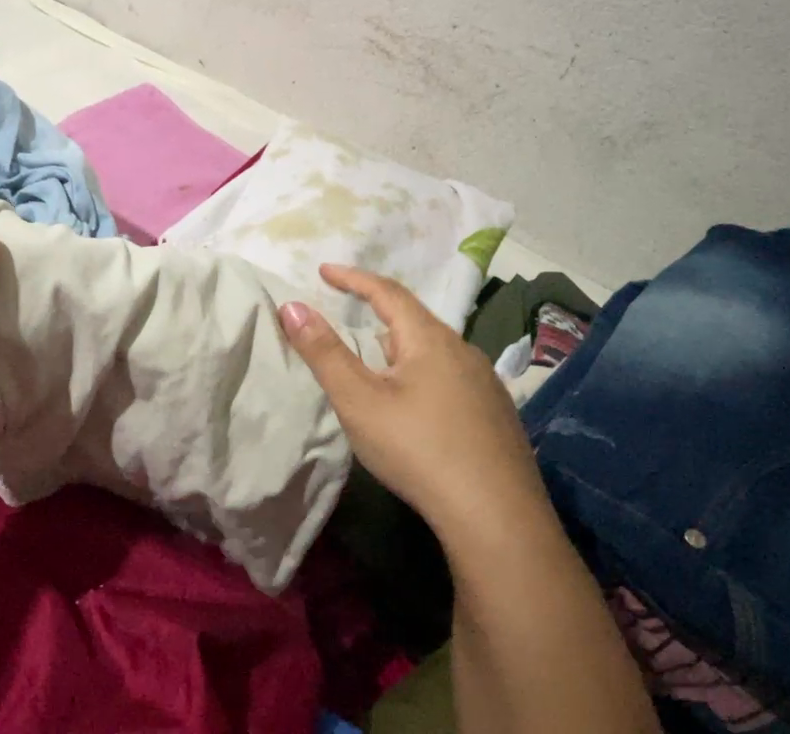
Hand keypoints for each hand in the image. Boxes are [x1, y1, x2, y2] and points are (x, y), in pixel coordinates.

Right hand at [278, 264, 547, 536]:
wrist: (497, 518)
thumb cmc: (418, 450)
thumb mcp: (358, 400)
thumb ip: (324, 352)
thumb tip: (292, 305)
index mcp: (430, 341)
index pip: (388, 293)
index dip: (353, 278)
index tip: (324, 270)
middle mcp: (464, 352)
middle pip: (415, 320)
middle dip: (378, 313)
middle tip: (346, 315)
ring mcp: (486, 385)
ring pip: (434, 351)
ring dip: (400, 347)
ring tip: (373, 363)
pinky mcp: (496, 416)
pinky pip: (450, 376)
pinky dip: (421, 373)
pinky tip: (414, 405)